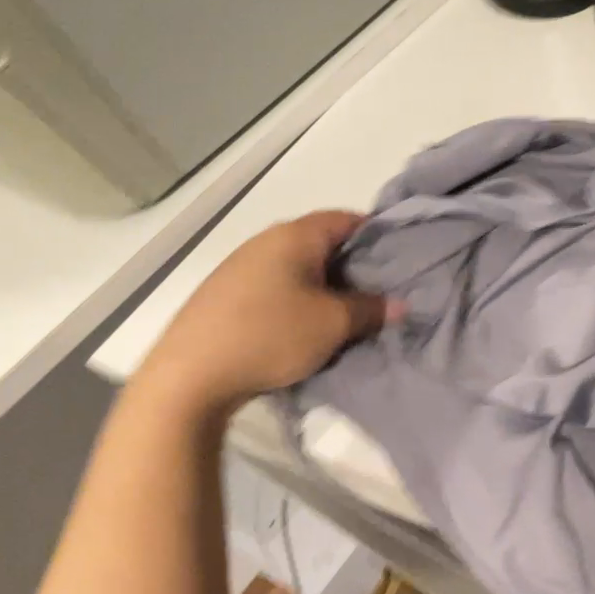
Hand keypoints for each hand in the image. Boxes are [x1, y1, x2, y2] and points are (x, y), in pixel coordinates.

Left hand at [137, 210, 396, 412]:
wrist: (192, 374)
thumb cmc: (271, 335)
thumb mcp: (334, 323)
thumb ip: (371, 309)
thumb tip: (399, 304)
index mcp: (294, 237)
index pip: (346, 219)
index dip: (377, 235)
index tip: (402, 261)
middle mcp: (266, 242)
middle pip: (323, 243)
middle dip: (356, 266)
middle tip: (384, 293)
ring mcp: (243, 267)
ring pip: (301, 268)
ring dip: (330, 287)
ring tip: (353, 315)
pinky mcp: (230, 295)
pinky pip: (281, 287)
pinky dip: (304, 299)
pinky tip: (313, 326)